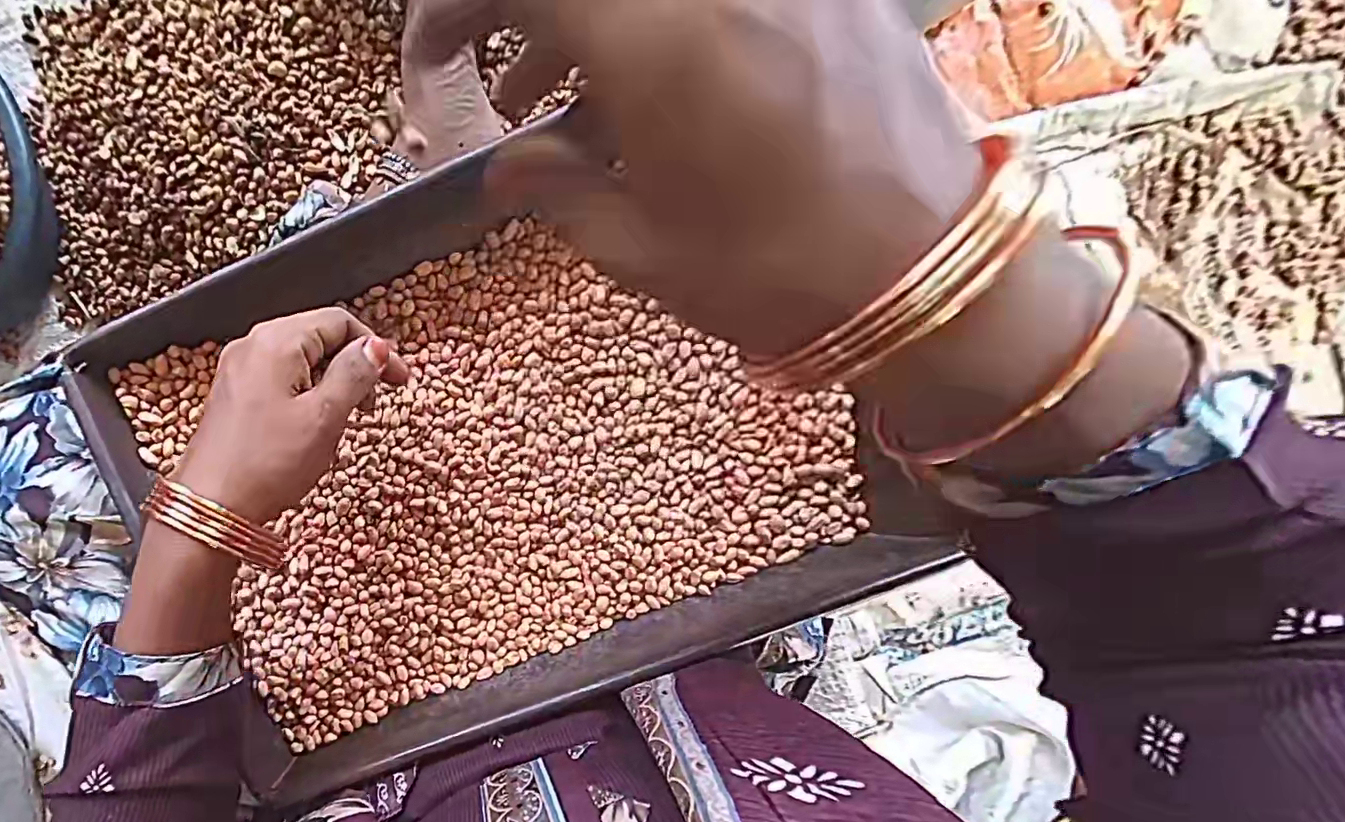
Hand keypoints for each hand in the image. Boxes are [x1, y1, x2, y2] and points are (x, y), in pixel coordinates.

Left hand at [170, 308, 410, 523]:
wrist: (211, 507)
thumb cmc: (268, 463)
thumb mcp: (324, 418)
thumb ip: (353, 375)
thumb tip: (375, 347)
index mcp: (276, 342)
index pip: (338, 322)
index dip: (376, 348)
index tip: (399, 380)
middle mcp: (252, 347)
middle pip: (318, 339)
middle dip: (354, 366)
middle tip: (374, 403)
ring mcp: (238, 372)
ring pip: (300, 363)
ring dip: (332, 384)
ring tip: (346, 420)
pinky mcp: (233, 398)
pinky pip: (280, 383)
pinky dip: (307, 397)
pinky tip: (314, 428)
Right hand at [405, 0, 978, 355]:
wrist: (915, 266)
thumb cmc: (762, 272)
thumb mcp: (634, 248)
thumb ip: (553, 191)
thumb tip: (499, 167)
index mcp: (657, 41)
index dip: (454, 11)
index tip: (429, 57)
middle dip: (512, 13)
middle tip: (484, 65)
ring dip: (572, 22)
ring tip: (537, 96)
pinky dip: (637, 29)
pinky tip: (620, 88)